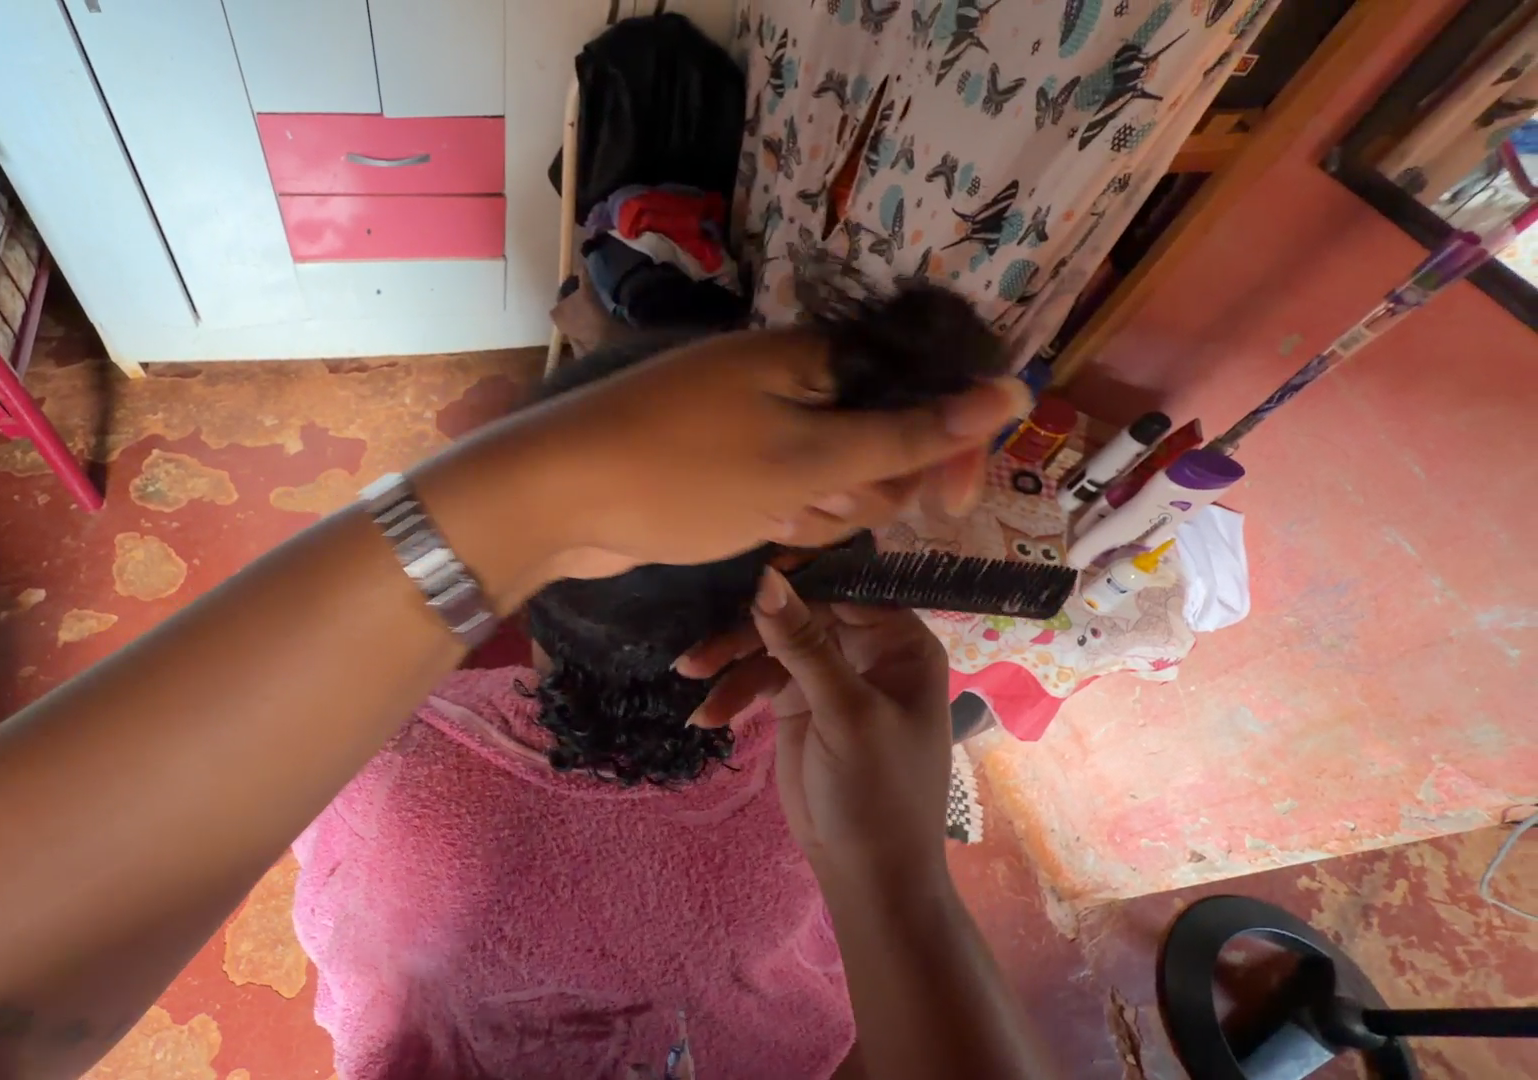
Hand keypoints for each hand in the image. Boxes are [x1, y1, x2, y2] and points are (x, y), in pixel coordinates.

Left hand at [422, 329, 1027, 588]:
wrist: (560, 497)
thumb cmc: (683, 473)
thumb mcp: (805, 461)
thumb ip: (906, 434)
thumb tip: (1010, 389)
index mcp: (815, 358)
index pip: (922, 388)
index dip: (946, 447)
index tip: (949, 507)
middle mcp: (789, 380)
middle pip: (880, 437)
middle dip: (863, 489)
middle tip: (808, 507)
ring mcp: (754, 423)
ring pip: (833, 473)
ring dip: (818, 509)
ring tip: (768, 518)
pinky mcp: (728, 463)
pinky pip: (787, 489)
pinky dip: (781, 515)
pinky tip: (752, 527)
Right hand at [675, 567, 953, 877]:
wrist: (866, 871)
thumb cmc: (877, 790)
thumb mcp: (842, 712)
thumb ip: (802, 643)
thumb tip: (764, 579)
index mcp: (900, 643)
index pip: (842, 590)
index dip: (793, 582)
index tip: (740, 579)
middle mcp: (866, 649)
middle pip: (798, 615)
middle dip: (747, 633)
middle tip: (700, 651)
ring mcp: (829, 674)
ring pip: (770, 644)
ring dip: (730, 663)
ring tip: (690, 676)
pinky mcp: (798, 700)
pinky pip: (759, 678)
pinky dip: (733, 693)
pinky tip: (708, 716)